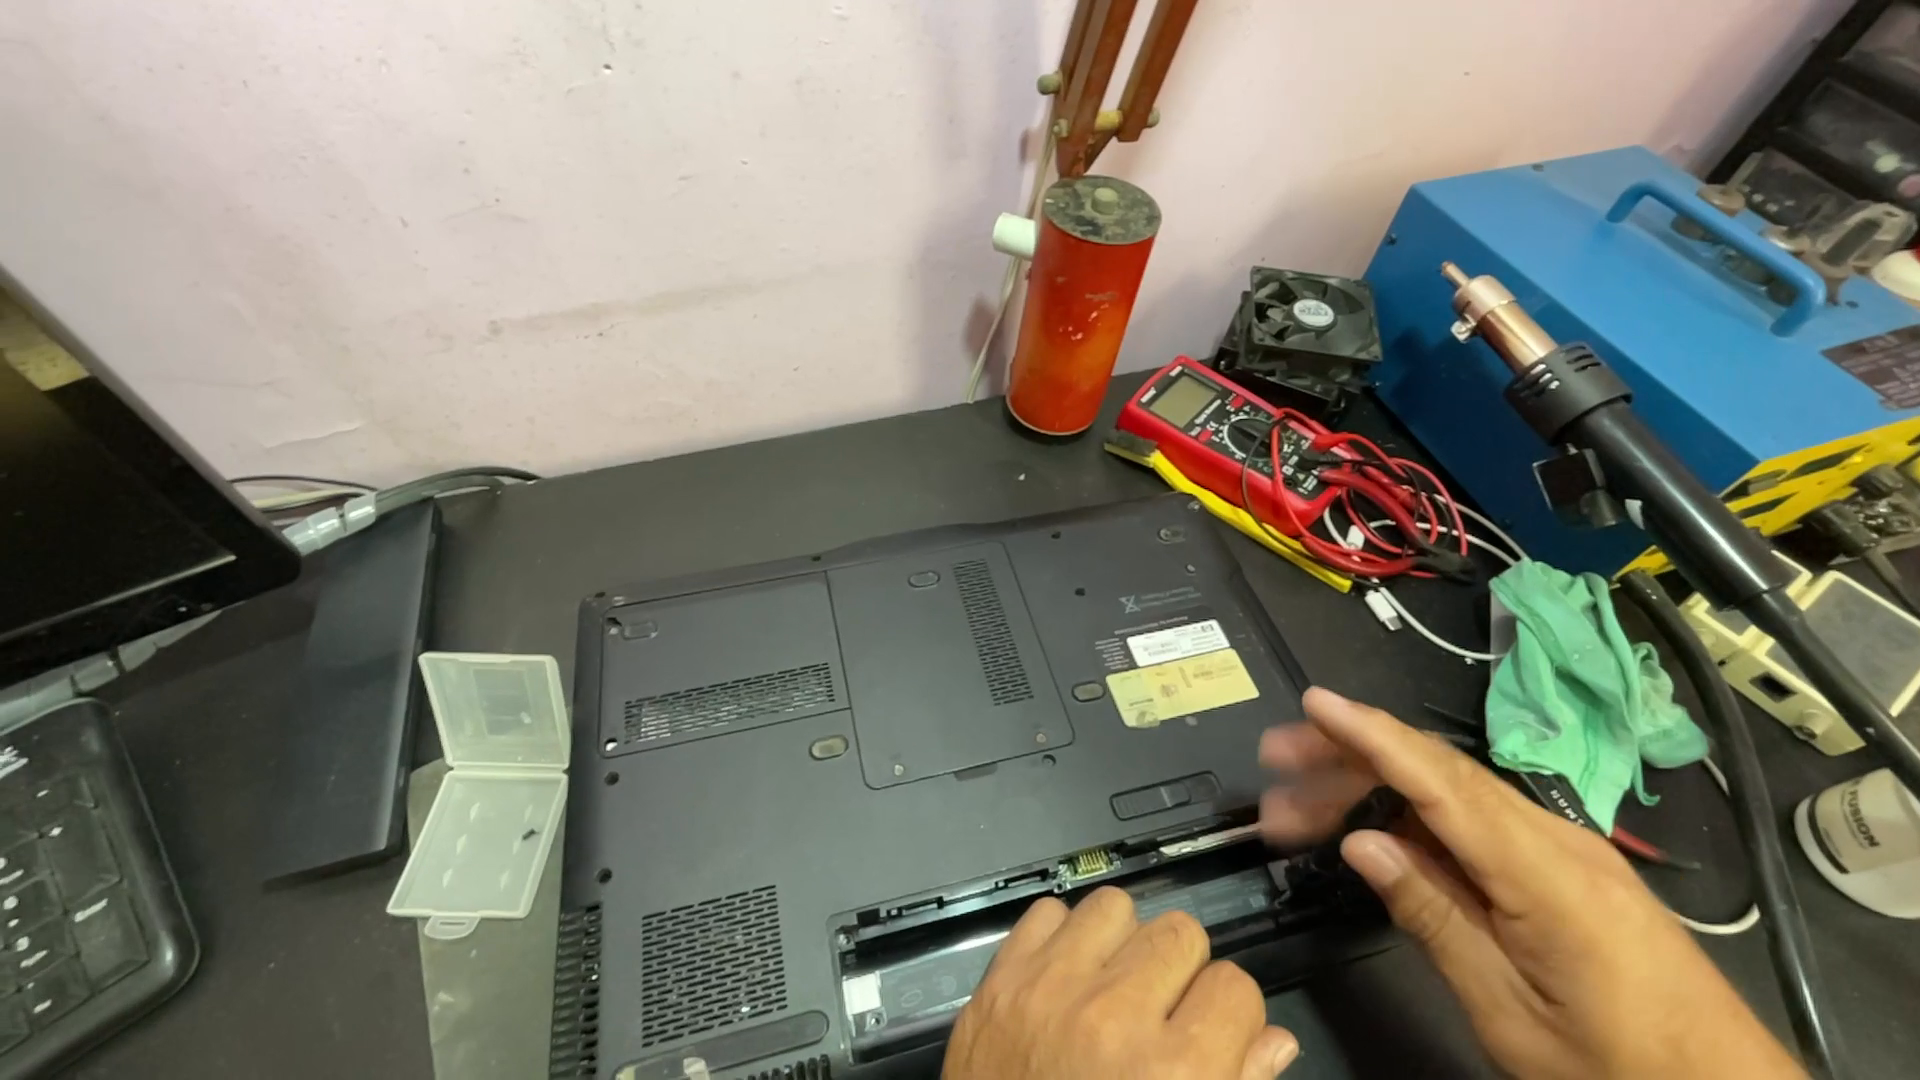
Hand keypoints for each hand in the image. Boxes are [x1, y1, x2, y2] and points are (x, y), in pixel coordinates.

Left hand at [943, 886, 1298, 1079]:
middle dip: (1179, 970)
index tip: (1209, 1030)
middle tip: (1158, 1010)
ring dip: (1121, 942)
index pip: (1236, 986)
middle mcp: (1116, 1015)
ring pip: (1116, 908)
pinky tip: (1063, 978)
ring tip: (1110, 984)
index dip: (1228, 1012)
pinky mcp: (1002, 977)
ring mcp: (1053, 988)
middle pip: (1180, 932)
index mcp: (1175, 1072)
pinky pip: (1049, 912)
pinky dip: (1060, 939)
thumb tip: (1275, 1037)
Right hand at [1259, 687, 1803, 1079]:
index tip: (1314, 704)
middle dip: (1350, 755)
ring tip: (1302, 800)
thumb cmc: (1619, 1070)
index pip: (1439, 782)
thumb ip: (1434, 918)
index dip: (1370, 736)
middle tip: (1277, 761)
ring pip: (1451, 792)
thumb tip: (1363, 844)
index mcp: (1544, 874)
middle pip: (1436, 773)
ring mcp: (1564, 850)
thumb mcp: (1510, 1012)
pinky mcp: (1565, 868)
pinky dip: (1414, 813)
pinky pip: (1476, 821)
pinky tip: (1373, 828)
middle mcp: (1555, 840)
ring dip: (1373, 785)